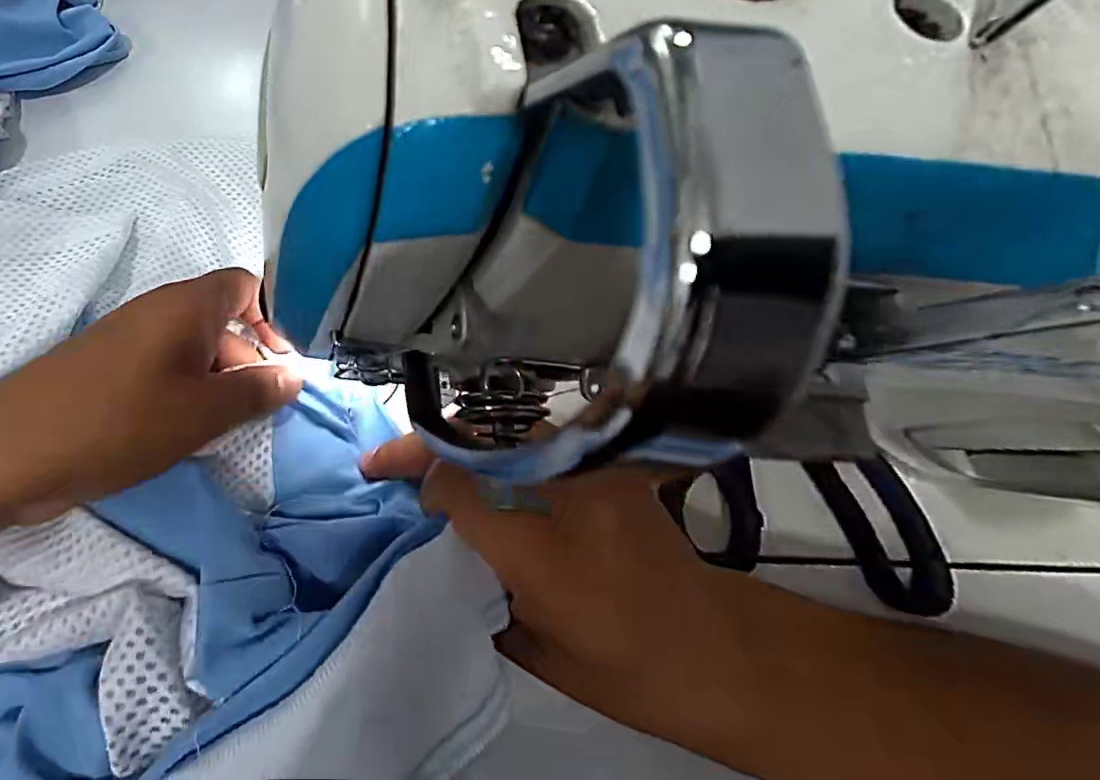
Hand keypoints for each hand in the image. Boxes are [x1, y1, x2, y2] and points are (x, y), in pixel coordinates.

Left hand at [0, 269, 300, 571]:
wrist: (8, 452)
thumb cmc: (120, 422)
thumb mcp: (201, 413)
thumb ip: (255, 392)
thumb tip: (295, 376)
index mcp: (186, 304)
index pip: (245, 285)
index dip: (270, 320)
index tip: (278, 369)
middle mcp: (158, 309)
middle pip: (221, 319)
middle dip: (247, 361)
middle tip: (254, 413)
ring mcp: (128, 338)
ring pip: (191, 349)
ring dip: (214, 384)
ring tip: (217, 430)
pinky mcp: (106, 367)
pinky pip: (161, 368)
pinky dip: (181, 394)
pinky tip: (179, 434)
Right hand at [360, 435, 807, 747]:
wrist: (714, 650)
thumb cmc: (623, 669)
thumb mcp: (534, 648)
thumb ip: (477, 587)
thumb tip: (434, 541)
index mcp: (546, 554)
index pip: (460, 489)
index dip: (416, 478)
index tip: (387, 481)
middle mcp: (570, 496)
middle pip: (477, 443)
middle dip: (424, 445)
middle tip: (385, 460)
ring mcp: (595, 471)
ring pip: (504, 430)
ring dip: (457, 440)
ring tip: (425, 457)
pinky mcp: (608, 463)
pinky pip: (536, 438)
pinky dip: (495, 443)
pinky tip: (476, 461)